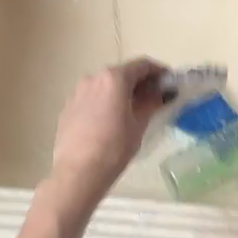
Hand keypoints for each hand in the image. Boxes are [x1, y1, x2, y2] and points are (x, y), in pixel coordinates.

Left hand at [49, 59, 170, 201]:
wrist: (78, 172)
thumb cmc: (115, 147)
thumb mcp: (139, 124)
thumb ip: (151, 102)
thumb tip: (161, 92)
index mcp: (114, 78)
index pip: (142, 65)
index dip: (159, 71)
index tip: (169, 82)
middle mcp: (93, 78)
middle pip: (122, 73)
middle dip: (140, 82)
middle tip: (154, 98)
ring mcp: (78, 92)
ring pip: (105, 85)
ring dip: (121, 92)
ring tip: (131, 110)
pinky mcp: (68, 108)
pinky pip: (92, 98)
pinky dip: (105, 102)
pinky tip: (110, 120)